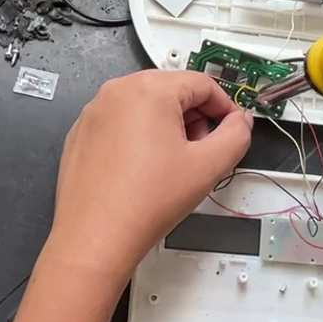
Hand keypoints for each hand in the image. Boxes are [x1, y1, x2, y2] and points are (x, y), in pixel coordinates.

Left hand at [44, 70, 253, 297]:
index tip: (231, 127)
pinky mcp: (82, 133)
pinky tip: (146, 170)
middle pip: (173, 90)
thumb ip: (236, 135)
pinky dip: (140, 137)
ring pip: (147, 106)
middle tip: (202, 151)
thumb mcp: (208, 167)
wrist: (95, 238)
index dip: (224, 107)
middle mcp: (117, 92)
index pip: (202, 83)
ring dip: (169, 127)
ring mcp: (95, 111)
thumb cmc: (142, 203)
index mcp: (148, 90)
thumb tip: (240, 122)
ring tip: (173, 165)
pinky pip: (122, 122)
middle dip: (195, 118)